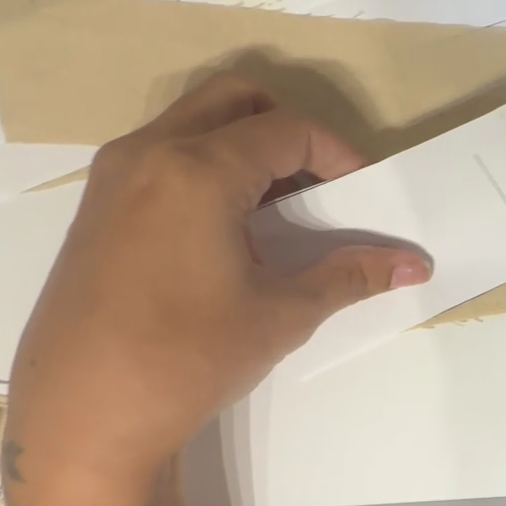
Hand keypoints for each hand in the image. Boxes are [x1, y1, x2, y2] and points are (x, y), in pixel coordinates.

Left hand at [5, 74, 431, 502]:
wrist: (89, 406)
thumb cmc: (191, 355)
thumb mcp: (285, 313)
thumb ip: (352, 276)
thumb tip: (416, 265)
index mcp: (197, 169)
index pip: (284, 129)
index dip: (338, 155)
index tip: (366, 198)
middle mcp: (150, 152)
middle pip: (234, 99)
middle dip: (293, 133)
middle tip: (328, 189)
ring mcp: (118, 175)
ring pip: (197, 123)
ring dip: (253, 151)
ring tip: (290, 216)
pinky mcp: (104, 205)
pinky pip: (170, 155)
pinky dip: (217, 171)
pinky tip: (241, 236)